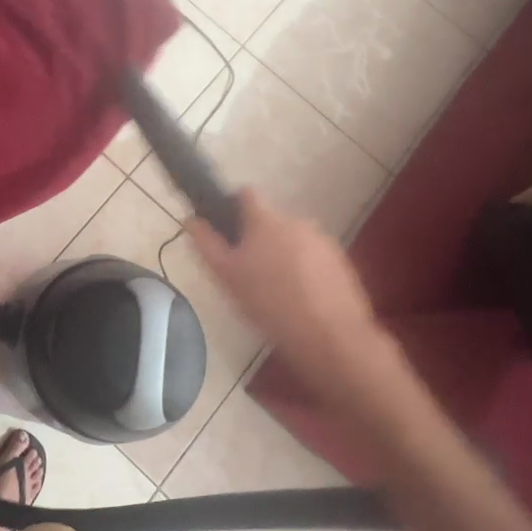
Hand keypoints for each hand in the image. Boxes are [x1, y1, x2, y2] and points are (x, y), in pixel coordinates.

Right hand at [186, 190, 395, 406]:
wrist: (329, 337)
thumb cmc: (269, 303)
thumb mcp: (226, 276)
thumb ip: (206, 243)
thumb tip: (191, 219)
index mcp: (265, 221)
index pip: (245, 194)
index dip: (231, 206)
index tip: (224, 230)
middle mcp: (296, 221)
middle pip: (269, 221)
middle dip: (257, 239)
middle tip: (246, 271)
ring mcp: (322, 241)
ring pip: (291, 239)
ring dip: (281, 254)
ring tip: (275, 289)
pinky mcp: (341, 262)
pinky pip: (312, 256)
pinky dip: (303, 269)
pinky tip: (299, 298)